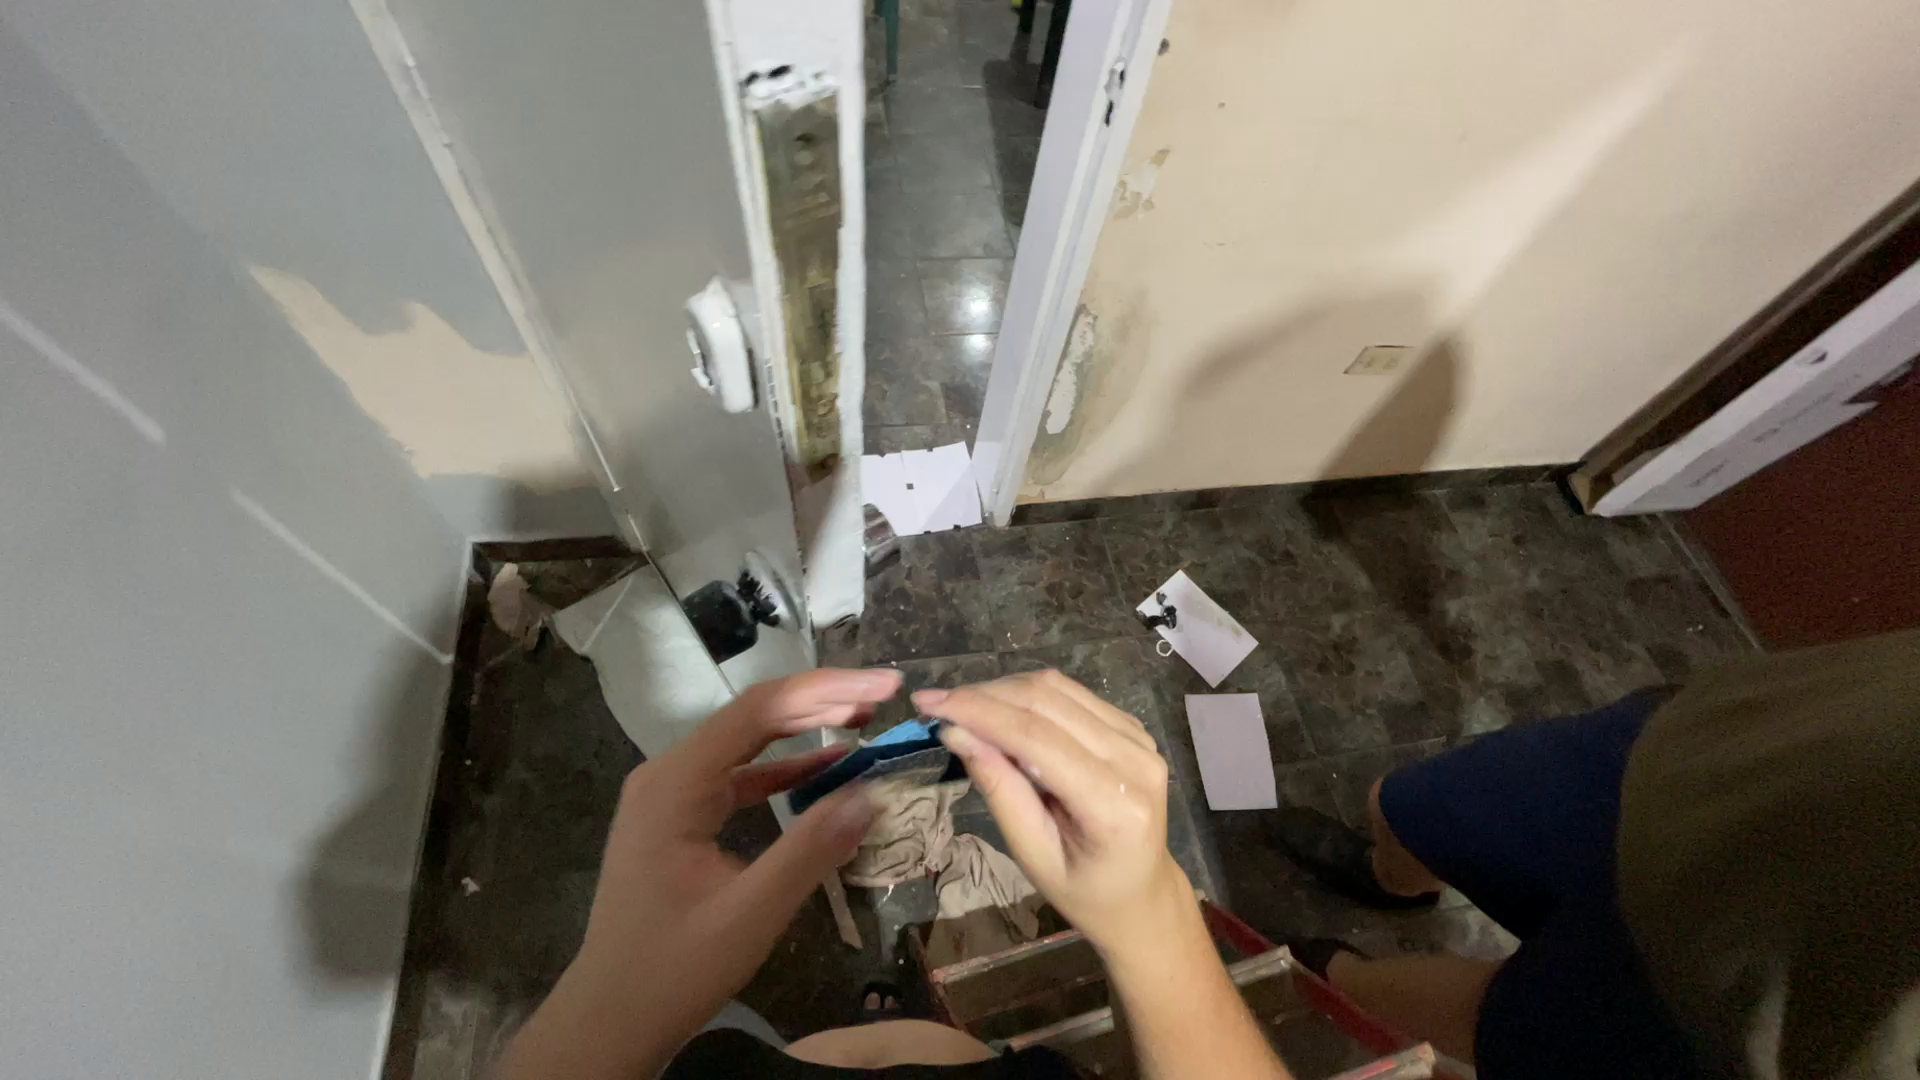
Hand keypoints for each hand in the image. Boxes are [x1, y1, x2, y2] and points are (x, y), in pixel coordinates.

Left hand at [501, 668, 900, 1078]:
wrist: (607, 1022)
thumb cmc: (672, 971)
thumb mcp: (750, 914)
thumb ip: (811, 849)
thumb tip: (871, 792)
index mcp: (677, 782)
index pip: (761, 709)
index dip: (827, 689)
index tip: (884, 682)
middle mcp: (672, 772)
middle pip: (756, 714)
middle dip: (824, 698)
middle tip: (885, 691)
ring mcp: (675, 791)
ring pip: (751, 739)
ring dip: (808, 725)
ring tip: (865, 713)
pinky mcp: (685, 813)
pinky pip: (742, 773)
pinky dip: (787, 766)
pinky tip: (828, 765)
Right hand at [917, 670, 1191, 955]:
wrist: (1142, 894)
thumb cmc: (1084, 890)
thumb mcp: (1033, 855)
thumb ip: (999, 789)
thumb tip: (955, 732)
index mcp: (1116, 804)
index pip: (1037, 737)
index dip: (979, 712)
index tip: (929, 703)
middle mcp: (1135, 759)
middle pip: (1047, 702)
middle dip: (984, 695)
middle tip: (936, 703)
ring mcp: (1139, 737)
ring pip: (1058, 688)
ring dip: (1003, 690)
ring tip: (963, 707)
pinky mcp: (1132, 726)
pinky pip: (1072, 694)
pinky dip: (1028, 695)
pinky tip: (1001, 711)